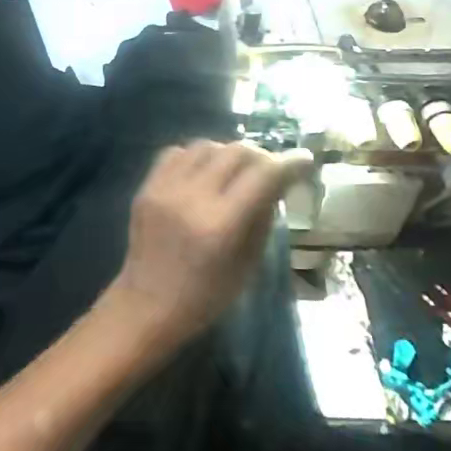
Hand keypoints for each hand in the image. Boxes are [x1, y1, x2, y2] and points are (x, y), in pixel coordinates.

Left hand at [105, 140, 312, 348]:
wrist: (147, 304)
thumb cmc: (205, 296)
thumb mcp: (247, 264)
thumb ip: (263, 218)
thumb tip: (277, 182)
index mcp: (221, 225)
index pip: (263, 176)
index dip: (289, 163)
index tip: (304, 160)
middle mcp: (192, 198)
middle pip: (236, 152)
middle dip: (261, 156)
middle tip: (270, 169)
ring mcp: (165, 189)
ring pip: (205, 146)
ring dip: (228, 153)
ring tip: (236, 170)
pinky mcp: (146, 187)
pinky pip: (175, 153)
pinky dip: (196, 157)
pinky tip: (204, 173)